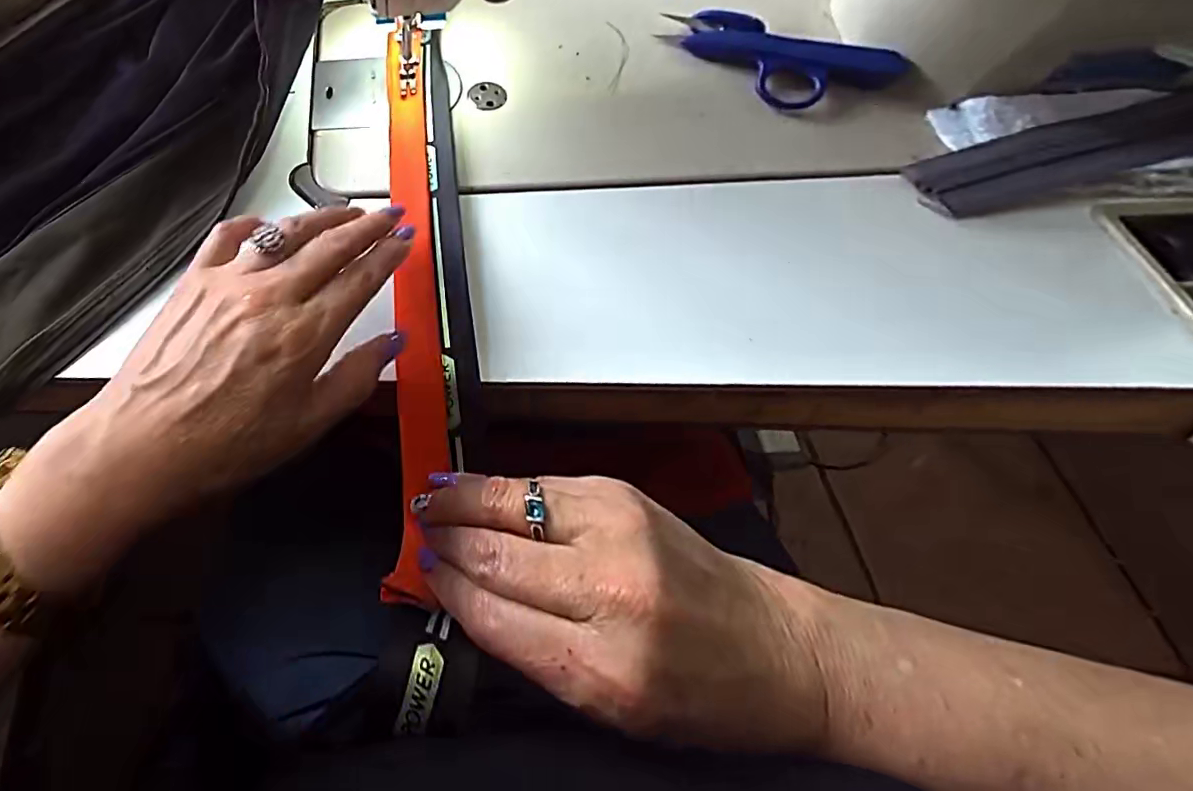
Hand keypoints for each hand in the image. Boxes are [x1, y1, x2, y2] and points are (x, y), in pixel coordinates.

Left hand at [0, 206, 411, 593]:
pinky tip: (267, 224)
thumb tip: (392, 344)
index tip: (405, 240)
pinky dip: (255, 223)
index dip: (389, 254)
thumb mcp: (307, 424)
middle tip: (389, 214)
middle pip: (332, 245)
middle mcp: (271, 296)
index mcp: (305, 334)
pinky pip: (229, 235)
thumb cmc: (224, 444)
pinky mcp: (196, 280)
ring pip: (287, 231)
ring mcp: (231, 282)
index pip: (360, 278)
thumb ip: (356, 377)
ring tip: (344, 212)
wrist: (142, 446)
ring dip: (323, 216)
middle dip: (368, 225)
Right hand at [415, 474, 832, 752]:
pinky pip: (544, 486)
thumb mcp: (611, 706)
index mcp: (605, 667)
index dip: (450, 589)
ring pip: (514, 504)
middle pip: (497, 553)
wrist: (775, 645)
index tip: (423, 571)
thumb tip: (468, 598)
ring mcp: (619, 529)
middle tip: (417, 528)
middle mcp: (610, 590)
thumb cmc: (700, 690)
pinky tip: (480, 488)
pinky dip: (504, 487)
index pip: (495, 617)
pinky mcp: (624, 494)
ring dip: (464, 498)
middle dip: (447, 537)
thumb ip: (534, 652)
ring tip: (432, 497)